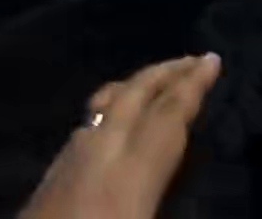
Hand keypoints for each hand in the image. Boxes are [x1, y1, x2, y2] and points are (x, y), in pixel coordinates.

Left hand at [18, 54, 221, 218]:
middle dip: (168, 71)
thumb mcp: (143, 218)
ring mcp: (68, 164)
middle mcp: (98, 156)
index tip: (213, 59)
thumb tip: (185, 171)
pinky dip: (113, 107)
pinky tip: (115, 125)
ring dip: (139, 85)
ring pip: (107, 103)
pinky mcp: (48, 181)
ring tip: (159, 83)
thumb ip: (170, 201)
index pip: (167, 115)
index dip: (193, 84)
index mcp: (128, 178)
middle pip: (136, 94)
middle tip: (195, 60)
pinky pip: (90, 123)